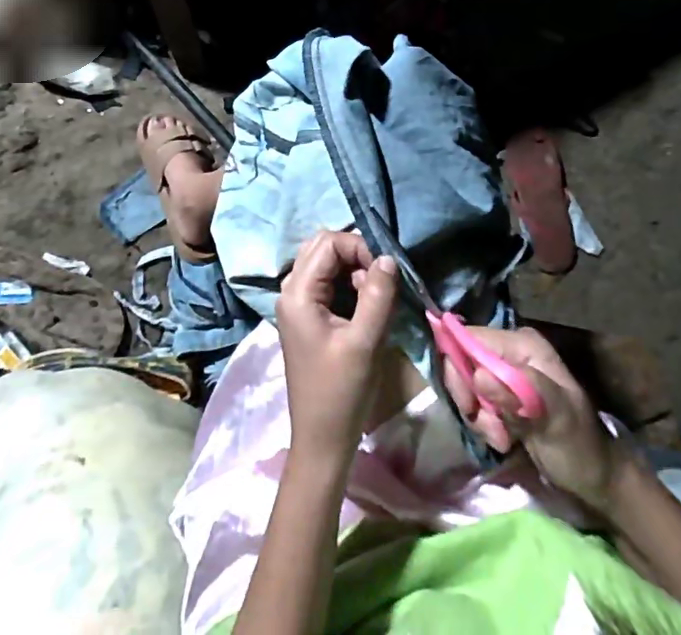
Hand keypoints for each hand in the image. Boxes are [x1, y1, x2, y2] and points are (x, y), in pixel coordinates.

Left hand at [275, 231, 399, 463]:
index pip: (329, 242)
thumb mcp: (365, 341)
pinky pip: (328, 284)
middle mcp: (291, 292)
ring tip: (375, 300)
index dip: (360, 248)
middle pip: (323, 248)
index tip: (384, 275)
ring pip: (326, 265)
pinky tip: (366, 309)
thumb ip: (377, 294)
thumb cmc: (341, 391)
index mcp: (297, 294)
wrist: (322, 438)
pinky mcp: (308, 317)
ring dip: (354, 271)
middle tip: (379, 284)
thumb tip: (388, 258)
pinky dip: (350, 286)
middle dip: (356, 256)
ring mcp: (298, 305)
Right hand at [441, 326, 627, 508]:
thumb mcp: (557, 420)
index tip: (470, 407)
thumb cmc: (579, 446)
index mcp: (524, 344)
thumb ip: (520, 394)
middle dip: (470, 399)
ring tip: (502, 439)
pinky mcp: (502, 394)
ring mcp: (506, 372)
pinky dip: (483, 423)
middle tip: (492, 430)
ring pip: (467, 385)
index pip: (471, 339)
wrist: (593, 476)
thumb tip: (480, 375)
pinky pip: (475, 402)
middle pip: (463, 361)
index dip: (460, 370)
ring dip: (478, 417)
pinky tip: (503, 439)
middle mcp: (511, 351)